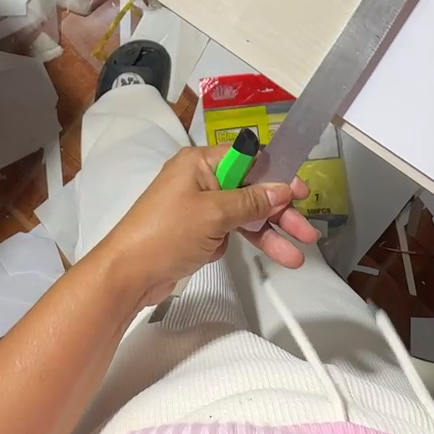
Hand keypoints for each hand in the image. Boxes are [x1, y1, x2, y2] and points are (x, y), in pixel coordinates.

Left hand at [92, 146, 319, 307]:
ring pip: (243, 214)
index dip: (276, 174)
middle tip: (306, 232)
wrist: (128, 273)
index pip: (247, 159)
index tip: (302, 191)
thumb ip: (251, 201)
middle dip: (278, 212)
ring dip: (268, 233)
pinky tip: (250, 255)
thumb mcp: (214, 214)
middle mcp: (200, 179)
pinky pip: (231, 231)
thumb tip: (282, 189)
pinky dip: (246, 242)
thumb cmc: (167, 233)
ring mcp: (198, 206)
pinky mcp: (197, 231)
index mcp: (199, 162)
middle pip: (250, 189)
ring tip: (295, 256)